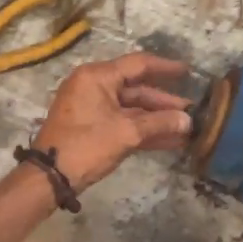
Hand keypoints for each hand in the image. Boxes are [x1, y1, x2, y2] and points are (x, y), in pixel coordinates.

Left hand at [33, 53, 193, 190]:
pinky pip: (122, 123)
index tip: (188, 72)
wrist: (50, 177)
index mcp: (97, 77)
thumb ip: (159, 124)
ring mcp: (92, 108)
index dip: (165, 68)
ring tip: (187, 129)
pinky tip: (170, 141)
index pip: (138, 64)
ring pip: (131, 109)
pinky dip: (143, 131)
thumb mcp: (126, 133)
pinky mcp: (92, 128)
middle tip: (192, 112)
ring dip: (157, 120)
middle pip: (136, 89)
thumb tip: (188, 121)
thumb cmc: (86, 146)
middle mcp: (93, 86)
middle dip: (164, 103)